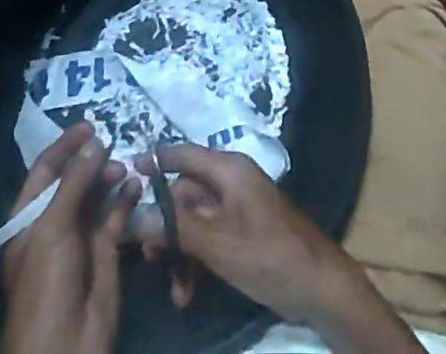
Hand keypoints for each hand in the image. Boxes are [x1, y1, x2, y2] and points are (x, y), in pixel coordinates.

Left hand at [2, 122, 140, 353]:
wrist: (64, 348)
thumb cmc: (46, 284)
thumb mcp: (53, 228)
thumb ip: (75, 183)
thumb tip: (96, 142)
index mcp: (29, 216)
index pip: (46, 169)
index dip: (65, 146)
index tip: (89, 125)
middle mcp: (54, 222)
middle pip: (74, 179)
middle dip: (92, 160)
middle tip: (115, 143)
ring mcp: (80, 237)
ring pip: (97, 195)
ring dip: (111, 176)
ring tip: (126, 165)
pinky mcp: (105, 251)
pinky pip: (115, 217)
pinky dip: (126, 199)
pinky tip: (137, 185)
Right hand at [143, 144, 416, 353]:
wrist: (319, 286)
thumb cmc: (268, 254)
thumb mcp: (216, 243)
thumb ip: (173, 227)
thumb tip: (133, 215)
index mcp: (228, 169)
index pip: (182, 154)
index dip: (154, 161)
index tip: (126, 172)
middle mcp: (232, 180)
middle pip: (185, 192)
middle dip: (165, 226)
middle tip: (145, 255)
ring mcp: (239, 207)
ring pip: (195, 220)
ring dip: (181, 251)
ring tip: (174, 287)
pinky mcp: (244, 231)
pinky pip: (211, 236)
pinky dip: (197, 259)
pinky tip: (188, 291)